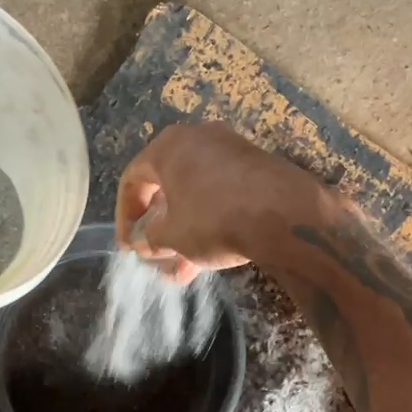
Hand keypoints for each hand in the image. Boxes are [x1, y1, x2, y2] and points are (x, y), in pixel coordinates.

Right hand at [116, 123, 334, 283]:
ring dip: (183, 233)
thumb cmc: (215, 219)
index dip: (125, 216)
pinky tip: (206, 259)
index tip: (127, 246)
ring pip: (195, 196)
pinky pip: (220, 197)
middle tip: (154, 257)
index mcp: (170, 146)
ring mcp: (232, 152)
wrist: (286, 214)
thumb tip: (143, 241)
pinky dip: (208, 224)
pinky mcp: (257, 169)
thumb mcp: (172, 236)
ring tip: (179, 271)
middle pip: (166, 186)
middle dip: (157, 228)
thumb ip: (150, 238)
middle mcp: (199, 139)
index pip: (133, 178)